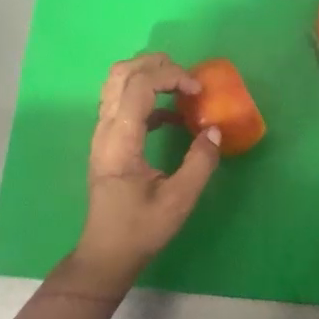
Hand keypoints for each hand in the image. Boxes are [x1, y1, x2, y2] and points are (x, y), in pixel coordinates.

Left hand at [71, 53, 220, 285]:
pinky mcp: (109, 142)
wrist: (107, 253)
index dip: (171, 77)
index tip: (198, 90)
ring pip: (118, 84)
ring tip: (182, 88)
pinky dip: (148, 97)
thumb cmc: (141, 229)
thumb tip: (214, 130)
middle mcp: (106, 130)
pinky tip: (173, 117)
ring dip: (149, 77)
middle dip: (156, 65)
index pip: (138, 86)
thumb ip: (200, 162)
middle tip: (188, 78)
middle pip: (121, 73)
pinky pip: (123, 103)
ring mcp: (103, 135)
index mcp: (120, 141)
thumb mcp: (179, 200)